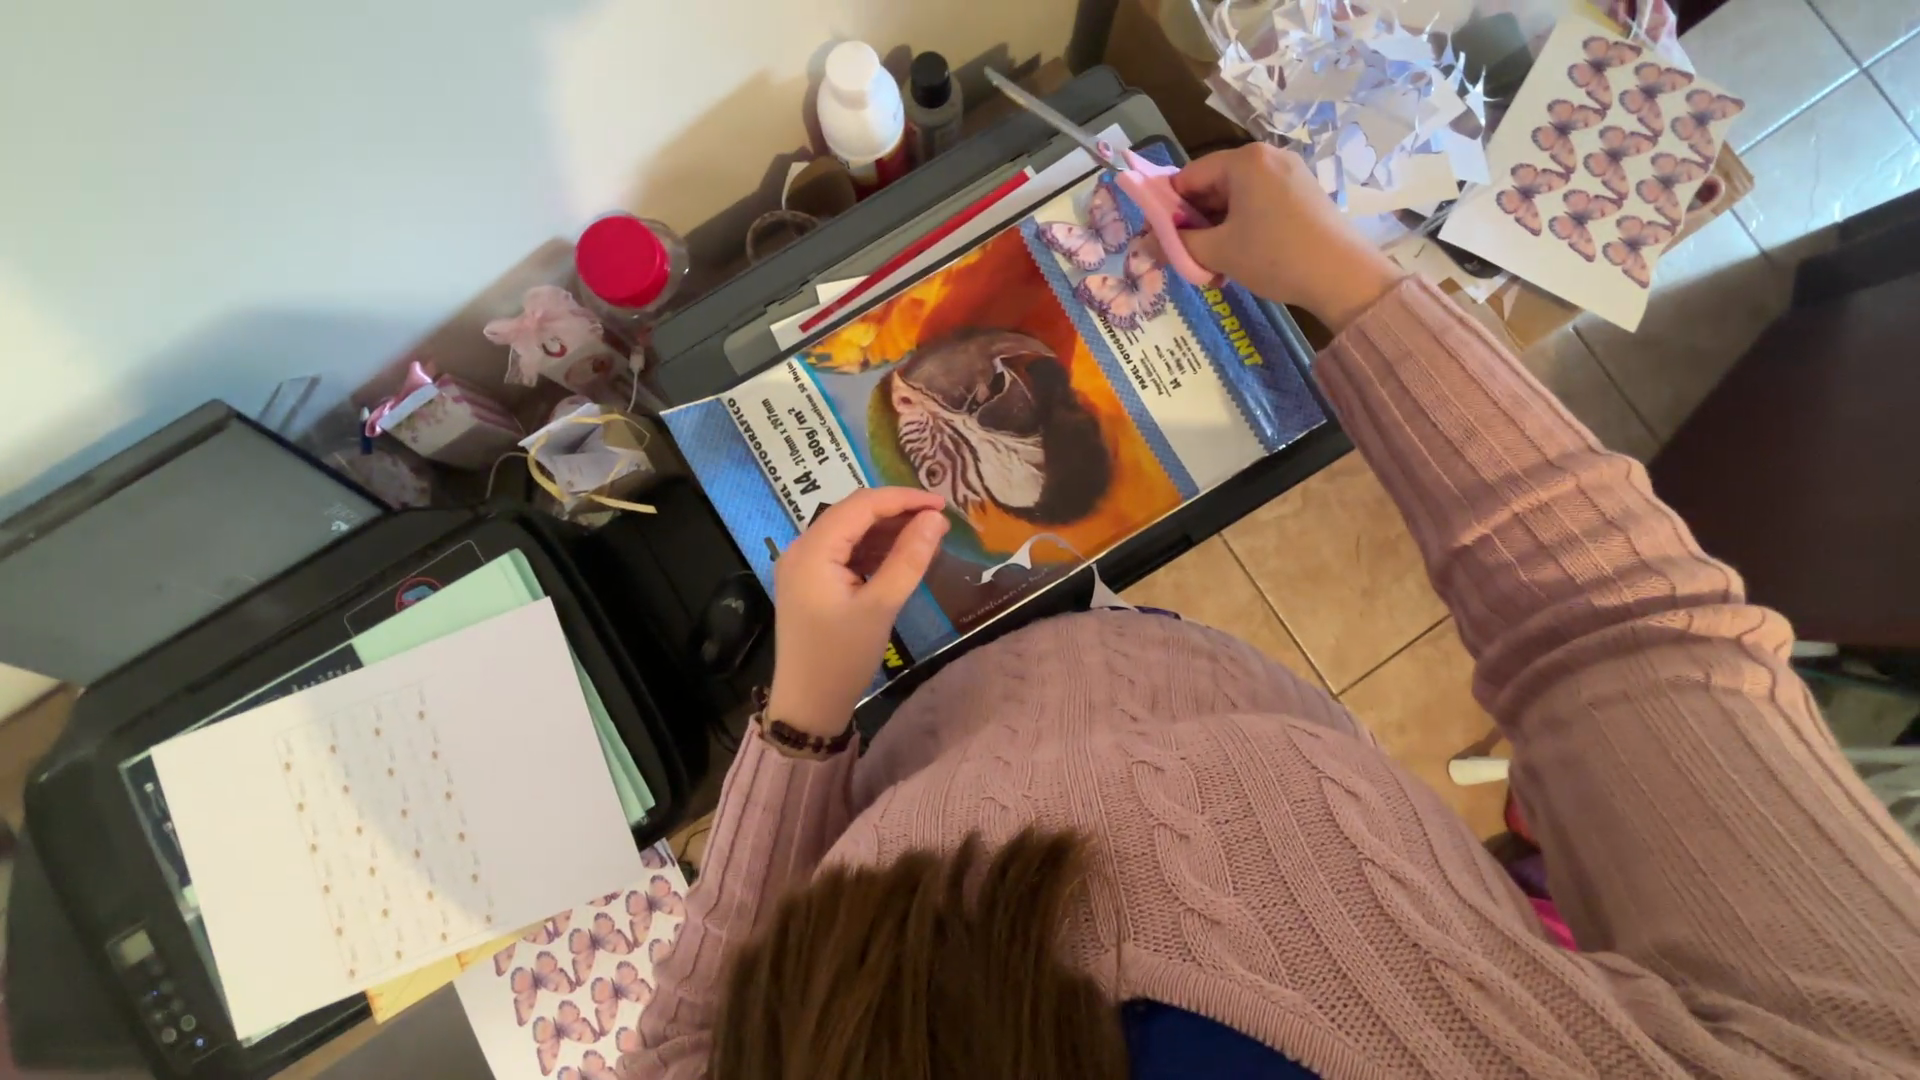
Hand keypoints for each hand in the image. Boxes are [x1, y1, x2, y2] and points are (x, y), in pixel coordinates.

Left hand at [766, 487, 949, 737]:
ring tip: (928, 538)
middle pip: (853, 513)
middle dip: (897, 512)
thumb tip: (936, 519)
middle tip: (939, 521)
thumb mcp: (880, 607)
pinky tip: (902, 556)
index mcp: (812, 550)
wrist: (808, 705)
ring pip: (850, 532)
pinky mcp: (811, 581)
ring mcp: (803, 565)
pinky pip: (845, 552)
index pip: (861, 505)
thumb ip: (908, 559)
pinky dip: (874, 550)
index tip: (943, 504)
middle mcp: (802, 549)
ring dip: (887, 531)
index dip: (903, 499)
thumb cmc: (842, 657)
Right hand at [1173, 144, 1403, 331]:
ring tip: (1214, 265)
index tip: (1161, 239)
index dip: (1167, 208)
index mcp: (1243, 160)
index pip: (1188, 177)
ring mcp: (1288, 174)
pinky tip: (1239, 258)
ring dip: (1216, 231)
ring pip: (1234, 199)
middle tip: (1188, 257)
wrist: (1340, 275)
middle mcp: (1266, 157)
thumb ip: (1176, 244)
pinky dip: (1241, 228)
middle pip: (1212, 186)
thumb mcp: (1217, 252)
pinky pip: (1257, 205)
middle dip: (1194, 222)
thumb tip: (1144, 243)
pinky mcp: (1301, 194)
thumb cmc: (1273, 256)